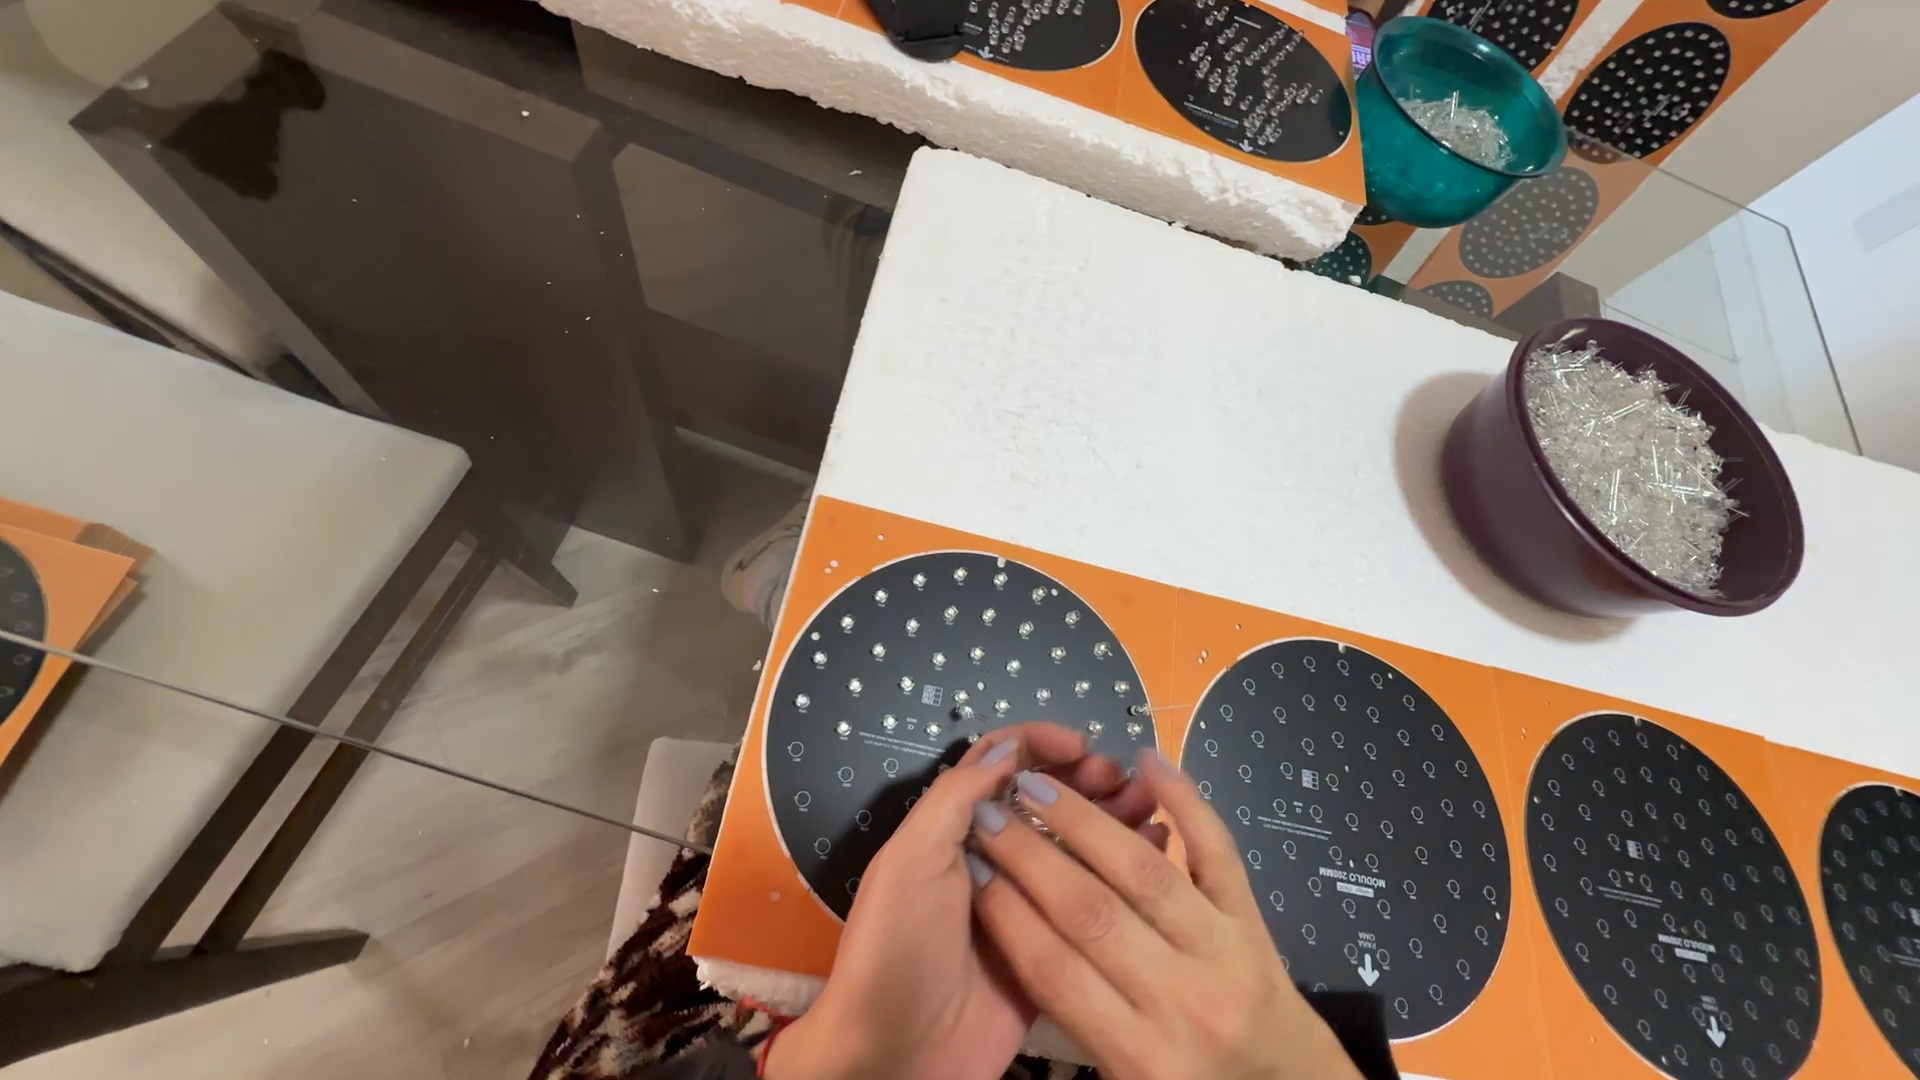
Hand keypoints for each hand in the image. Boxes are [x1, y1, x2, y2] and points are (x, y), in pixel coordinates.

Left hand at [766, 724, 1161, 1079]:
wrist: (896, 1055)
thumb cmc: (898, 945)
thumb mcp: (912, 860)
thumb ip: (956, 798)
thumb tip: (1007, 747)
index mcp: (954, 825)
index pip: (999, 763)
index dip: (1038, 744)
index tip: (1079, 745)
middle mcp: (992, 852)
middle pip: (1043, 796)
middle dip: (1081, 775)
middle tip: (1118, 777)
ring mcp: (1025, 897)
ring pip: (1073, 838)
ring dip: (1108, 813)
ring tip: (1146, 803)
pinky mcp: (1053, 940)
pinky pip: (1089, 893)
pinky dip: (1120, 867)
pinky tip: (1154, 852)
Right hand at [969, 749, 1365, 1079]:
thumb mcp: (1123, 1074)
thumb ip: (1070, 1007)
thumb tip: (1007, 913)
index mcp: (1140, 1054)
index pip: (1053, 970)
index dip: (1003, 910)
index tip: (971, 862)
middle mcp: (1182, 1000)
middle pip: (1090, 912)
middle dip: (1030, 853)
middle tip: (990, 811)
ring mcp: (1224, 949)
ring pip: (1144, 871)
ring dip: (1085, 821)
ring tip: (1039, 784)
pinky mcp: (1254, 916)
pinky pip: (1216, 850)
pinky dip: (1184, 800)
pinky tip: (1147, 760)